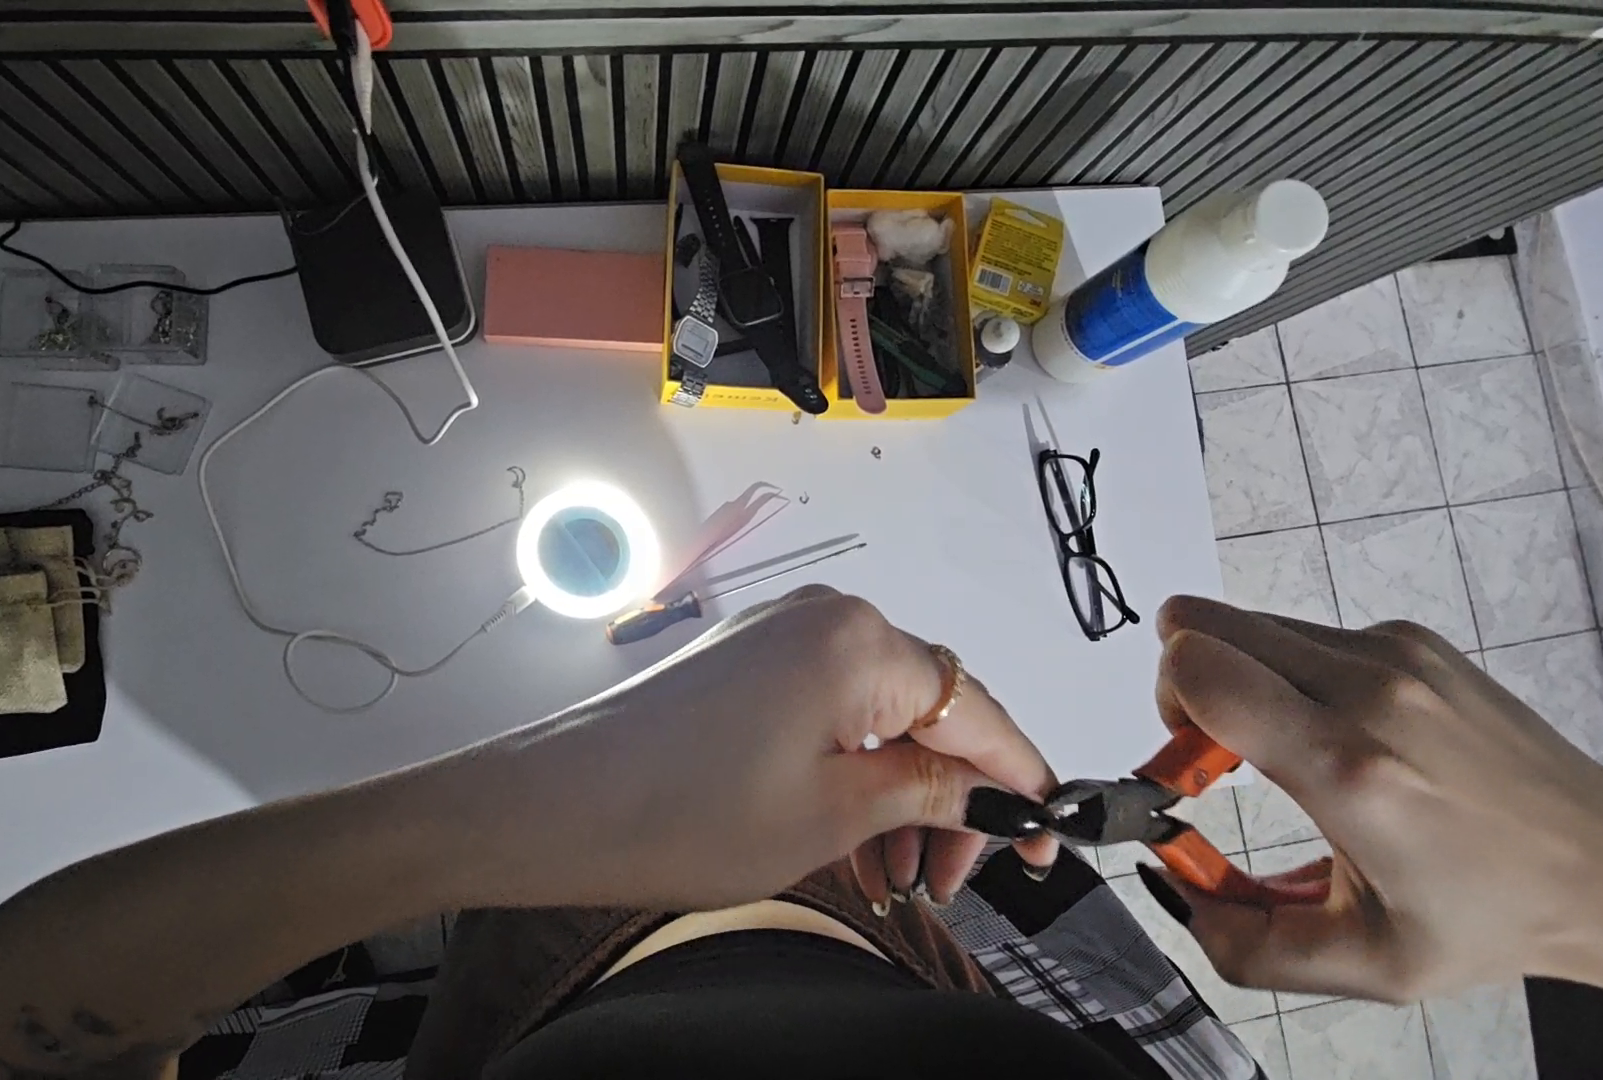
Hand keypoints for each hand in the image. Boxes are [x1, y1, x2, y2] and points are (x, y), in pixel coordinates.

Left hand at [407, 586, 1056, 913]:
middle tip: (947, 875)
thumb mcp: (834, 814)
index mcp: (858, 641)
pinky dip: (851, 763)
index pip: (974, 708)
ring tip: (893, 870)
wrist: (559, 801)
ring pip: (878, 711)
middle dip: (950, 793)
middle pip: (928, 706)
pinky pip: (830, 705)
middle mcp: (824, 618)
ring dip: (898, 786)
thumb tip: (993, 788)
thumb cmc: (680, 810)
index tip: (1043, 834)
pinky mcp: (751, 657)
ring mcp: (781, 633)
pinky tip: (850, 828)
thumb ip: (930, 789)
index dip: (1019, 776)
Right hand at [1149, 595, 1602, 1004]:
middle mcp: (1370, 693)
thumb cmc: (1488, 917)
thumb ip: (1234, 938)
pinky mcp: (1407, 639)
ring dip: (1229, 671)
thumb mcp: (1357, 963)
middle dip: (1182, 678)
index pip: (1199, 670)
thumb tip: (1161, 877)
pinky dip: (1278, 667)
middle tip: (1216, 740)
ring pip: (1237, 623)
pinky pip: (1290, 629)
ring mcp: (1393, 655)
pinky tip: (1324, 720)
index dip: (1165, 701)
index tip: (1191, 753)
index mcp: (1350, 772)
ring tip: (1279, 736)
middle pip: (1199, 625)